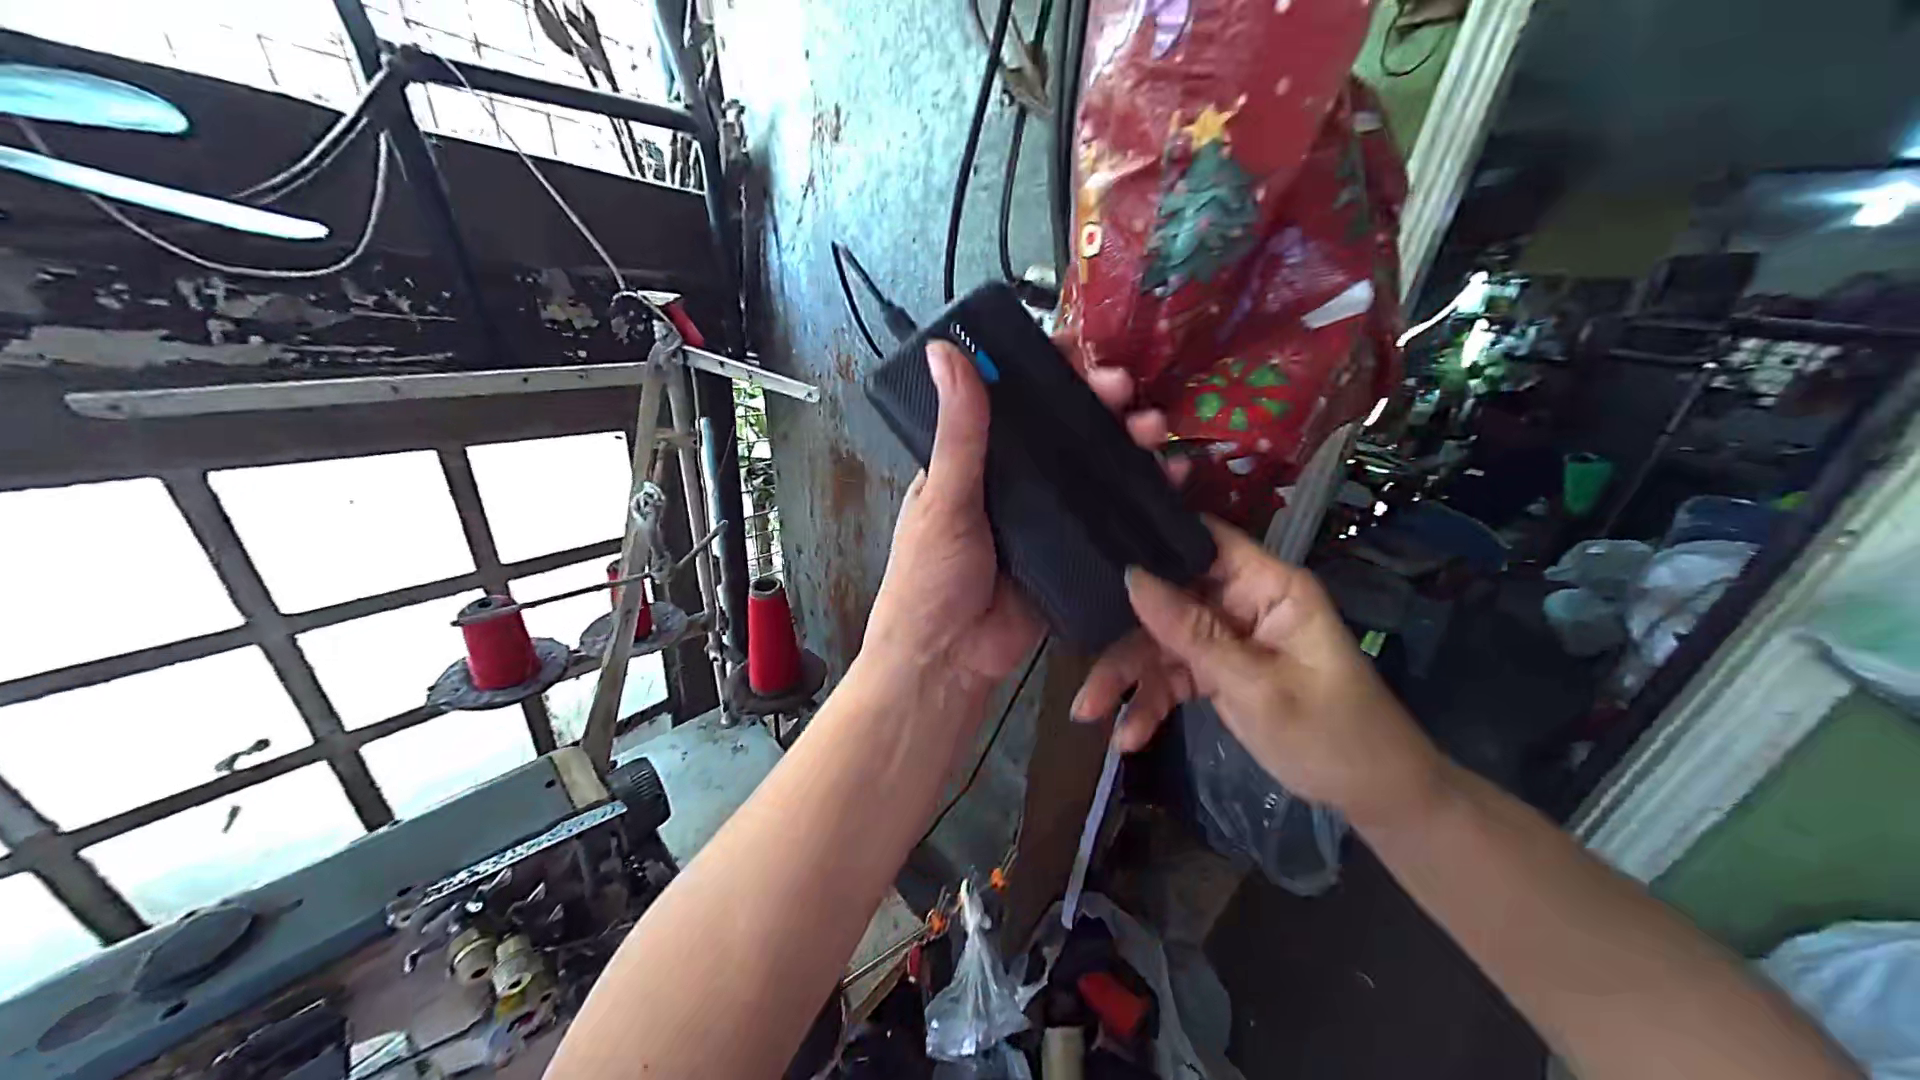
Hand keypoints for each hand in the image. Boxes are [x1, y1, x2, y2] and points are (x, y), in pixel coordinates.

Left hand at [861, 341, 1175, 694]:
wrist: (949, 659)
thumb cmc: (931, 576)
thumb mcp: (943, 499)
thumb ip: (958, 432)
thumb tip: (945, 351)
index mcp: (975, 459)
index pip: (1015, 400)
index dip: (1048, 372)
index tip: (1077, 353)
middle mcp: (1015, 480)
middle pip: (1065, 428)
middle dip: (1099, 402)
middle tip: (1123, 388)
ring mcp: (1048, 515)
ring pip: (1095, 465)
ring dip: (1128, 440)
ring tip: (1155, 428)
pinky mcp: (1075, 550)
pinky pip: (1113, 514)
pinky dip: (1143, 493)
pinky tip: (1172, 476)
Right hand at [1089, 519, 1447, 827]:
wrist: (1372, 796)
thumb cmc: (1332, 734)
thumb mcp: (1257, 686)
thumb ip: (1191, 633)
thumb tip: (1132, 576)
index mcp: (1268, 586)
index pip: (1204, 541)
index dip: (1153, 538)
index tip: (1097, 548)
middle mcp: (1242, 603)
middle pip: (1168, 602)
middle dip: (1126, 643)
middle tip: (1089, 681)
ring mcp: (1227, 638)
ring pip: (1161, 644)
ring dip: (1129, 680)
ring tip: (1092, 714)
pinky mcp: (1217, 670)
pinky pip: (1173, 675)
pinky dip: (1150, 704)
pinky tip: (1128, 736)